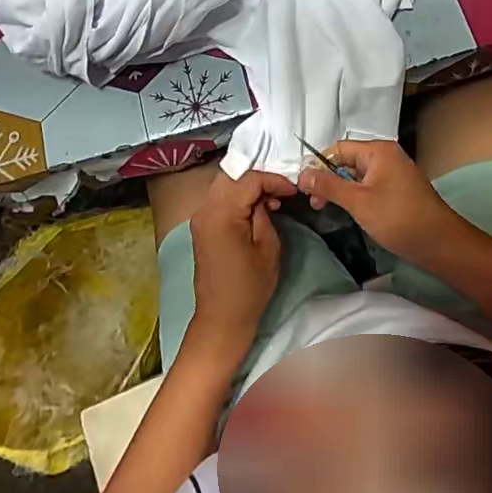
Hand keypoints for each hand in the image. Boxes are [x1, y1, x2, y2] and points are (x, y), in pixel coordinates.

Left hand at [186, 170, 298, 350]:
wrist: (222, 316)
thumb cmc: (250, 286)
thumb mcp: (268, 247)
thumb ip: (264, 214)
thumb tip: (265, 197)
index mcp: (221, 213)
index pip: (247, 180)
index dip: (273, 180)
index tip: (292, 190)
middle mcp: (204, 209)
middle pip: (230, 176)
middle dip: (257, 178)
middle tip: (280, 191)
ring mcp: (199, 217)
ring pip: (222, 185)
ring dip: (246, 186)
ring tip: (271, 200)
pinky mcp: (200, 226)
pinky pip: (218, 200)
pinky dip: (236, 197)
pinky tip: (254, 209)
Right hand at [298, 140, 465, 265]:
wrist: (440, 244)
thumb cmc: (398, 218)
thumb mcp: (357, 201)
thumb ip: (327, 185)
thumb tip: (301, 175)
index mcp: (378, 151)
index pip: (337, 149)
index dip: (318, 165)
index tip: (304, 187)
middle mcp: (386, 156)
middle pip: (346, 161)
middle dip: (327, 179)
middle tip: (314, 202)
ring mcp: (393, 173)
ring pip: (355, 175)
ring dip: (339, 189)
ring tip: (326, 207)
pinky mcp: (397, 189)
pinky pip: (367, 185)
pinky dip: (354, 195)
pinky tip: (347, 210)